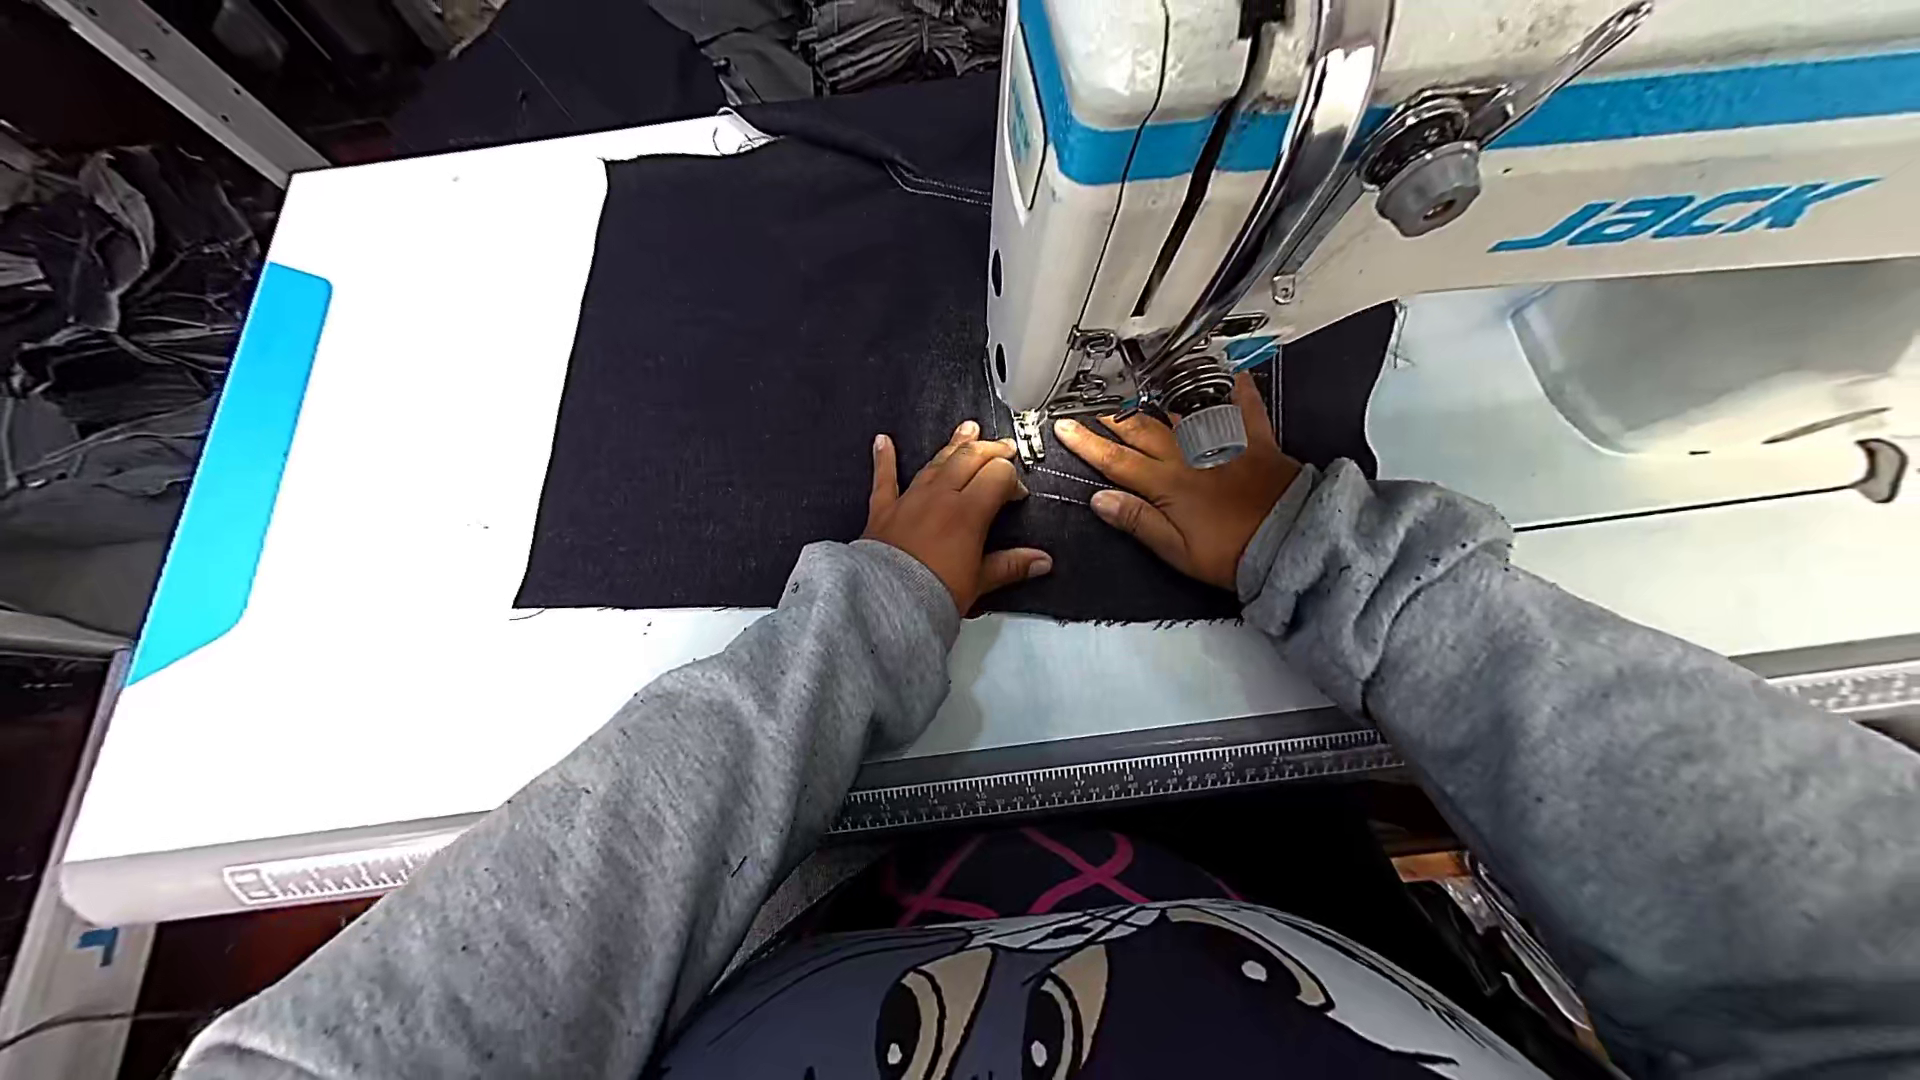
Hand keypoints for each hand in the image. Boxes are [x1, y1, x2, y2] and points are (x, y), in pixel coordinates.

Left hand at [864, 420, 1052, 613]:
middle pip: (970, 459)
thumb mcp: (980, 581)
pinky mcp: (884, 510)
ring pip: (936, 463)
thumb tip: (1041, 561)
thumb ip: (1011, 566)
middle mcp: (939, 498)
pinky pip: (884, 478)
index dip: (1012, 480)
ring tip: (967, 429)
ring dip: (954, 445)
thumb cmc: (932, 594)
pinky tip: (883, 441)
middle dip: (990, 450)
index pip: (998, 476)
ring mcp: (911, 500)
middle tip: (1004, 446)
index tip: (1017, 495)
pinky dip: (884, 459)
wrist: (887, 602)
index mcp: (967, 513)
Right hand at [1054, 373, 1299, 589]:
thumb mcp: (1177, 549)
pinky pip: (1243, 408)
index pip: (1115, 461)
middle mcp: (1190, 458)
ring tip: (1137, 394)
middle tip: (1093, 411)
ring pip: (1180, 416)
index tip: (1066, 428)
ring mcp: (1222, 446)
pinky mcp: (1254, 443)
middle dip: (1112, 421)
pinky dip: (1235, 389)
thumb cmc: (1235, 553)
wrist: (1293, 543)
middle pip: (1141, 433)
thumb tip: (1100, 501)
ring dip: (1155, 404)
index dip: (1087, 444)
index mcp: (1167, 485)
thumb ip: (1137, 521)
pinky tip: (1229, 374)